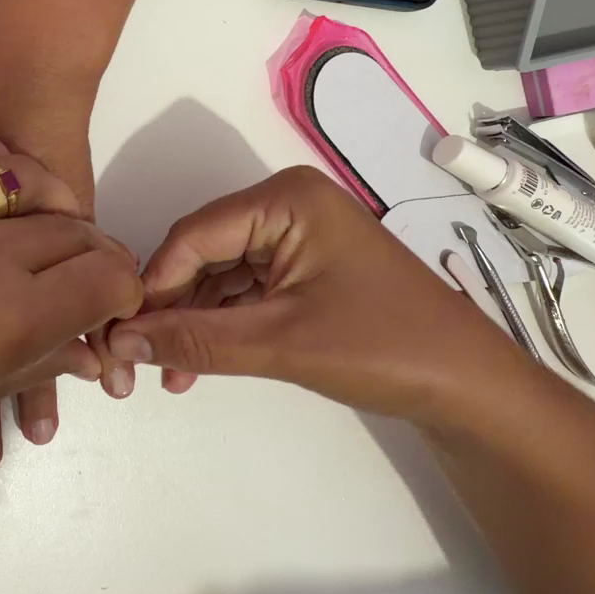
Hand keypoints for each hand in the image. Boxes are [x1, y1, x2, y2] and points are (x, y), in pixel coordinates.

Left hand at [0, 114, 140, 501]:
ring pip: (22, 183)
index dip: (121, 291)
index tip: (112, 304)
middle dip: (92, 257)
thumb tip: (88, 351)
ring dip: (48, 202)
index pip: (106, 280)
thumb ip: (36, 361)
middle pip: (71, 232)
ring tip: (46, 228)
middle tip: (84, 280)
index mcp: (10, 317)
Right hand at [104, 166, 532, 425]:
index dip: (152, 284)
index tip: (118, 331)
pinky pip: (243, 291)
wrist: (476, 394)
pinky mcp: (303, 270)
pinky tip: (193, 366)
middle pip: (202, 253)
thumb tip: (120, 343)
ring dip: (191, 322)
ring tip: (163, 373)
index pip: (194, 235)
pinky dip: (219, 326)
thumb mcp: (281, 343)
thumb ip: (195, 339)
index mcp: (285, 199)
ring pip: (218, 276)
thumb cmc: (385, 349)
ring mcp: (296, 239)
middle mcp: (286, 207)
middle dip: (170, 307)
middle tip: (135, 357)